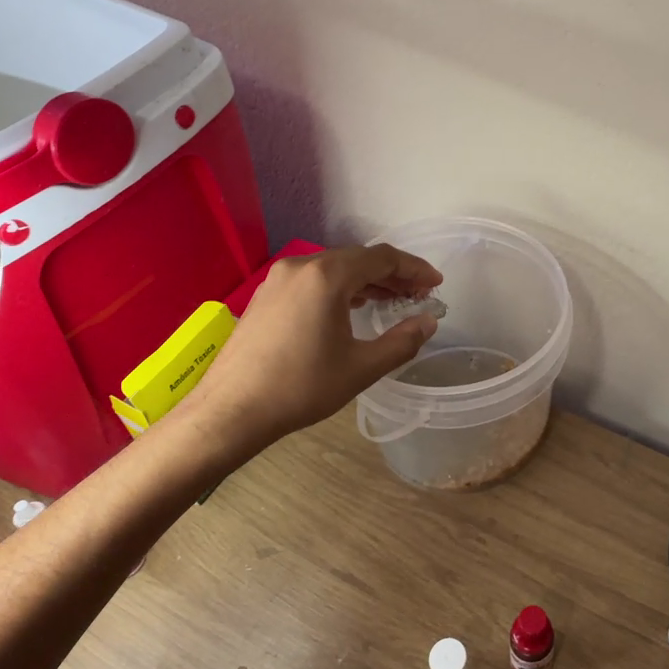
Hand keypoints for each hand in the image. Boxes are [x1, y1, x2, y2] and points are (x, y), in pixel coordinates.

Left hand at [171, 245, 442, 453]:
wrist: (232, 410)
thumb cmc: (301, 387)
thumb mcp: (361, 367)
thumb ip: (401, 341)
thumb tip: (428, 322)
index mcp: (327, 276)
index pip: (382, 258)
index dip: (414, 269)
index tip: (436, 284)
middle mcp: (302, 267)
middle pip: (358, 259)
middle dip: (392, 275)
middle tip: (419, 295)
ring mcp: (279, 280)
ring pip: (334, 269)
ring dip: (366, 281)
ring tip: (392, 301)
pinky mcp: (265, 296)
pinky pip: (313, 281)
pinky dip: (340, 288)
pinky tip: (352, 307)